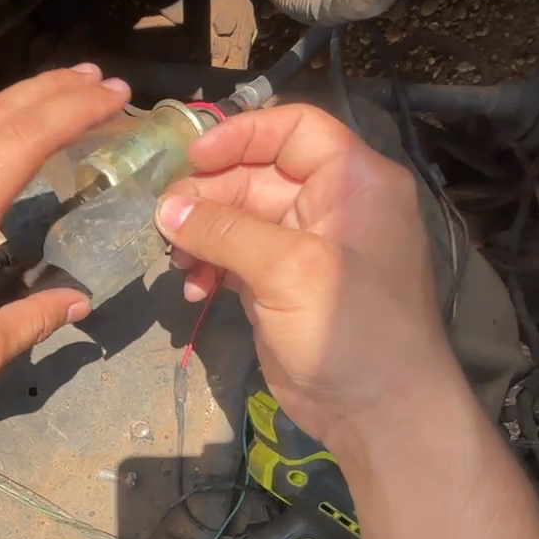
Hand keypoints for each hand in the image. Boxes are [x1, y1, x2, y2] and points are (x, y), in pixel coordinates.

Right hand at [155, 104, 462, 452]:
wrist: (374, 408)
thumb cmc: (349, 327)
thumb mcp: (289, 269)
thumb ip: (225, 233)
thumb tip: (164, 208)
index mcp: (351, 182)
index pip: (293, 131)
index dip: (240, 136)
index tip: (189, 159)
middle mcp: (326, 208)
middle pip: (254, 178)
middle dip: (207, 199)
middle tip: (164, 225)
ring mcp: (300, 252)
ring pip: (236, 223)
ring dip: (201, 239)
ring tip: (177, 265)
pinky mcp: (277, 289)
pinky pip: (233, 263)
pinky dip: (209, 271)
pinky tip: (192, 292)